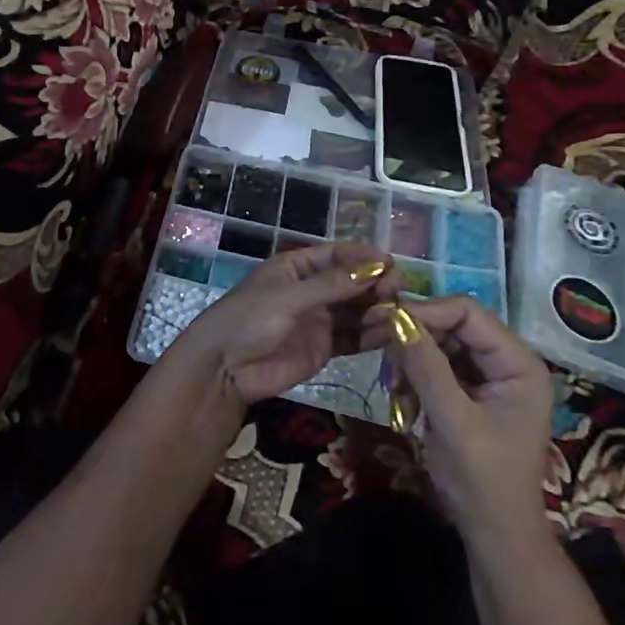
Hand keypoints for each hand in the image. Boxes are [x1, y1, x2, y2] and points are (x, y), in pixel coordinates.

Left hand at [167, 243, 399, 404]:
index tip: (390, 265)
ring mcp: (318, 320)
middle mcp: (310, 291)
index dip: (363, 258)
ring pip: (357, 310)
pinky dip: (373, 336)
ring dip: (378, 311)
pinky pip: (354, 338)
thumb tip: (375, 266)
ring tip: (400, 315)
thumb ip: (330, 285)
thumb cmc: (247, 320)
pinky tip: (392, 335)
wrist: (224, 369)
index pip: (336, 256)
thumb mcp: (287, 297)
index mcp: (295, 268)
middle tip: (396, 293)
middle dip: (375, 285)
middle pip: (352, 283)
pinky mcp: (324, 348)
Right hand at [362, 296, 552, 542]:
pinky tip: (401, 402)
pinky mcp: (466, 392)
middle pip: (449, 325)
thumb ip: (427, 368)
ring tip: (392, 389)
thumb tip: (396, 319)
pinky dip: (411, 378)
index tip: (383, 324)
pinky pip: (432, 367)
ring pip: (436, 344)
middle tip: (374, 350)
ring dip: (408, 361)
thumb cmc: (483, 478)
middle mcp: (505, 362)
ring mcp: (485, 377)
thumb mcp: (453, 421)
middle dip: (412, 338)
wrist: (493, 529)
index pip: (468, 313)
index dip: (425, 311)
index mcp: (518, 365)